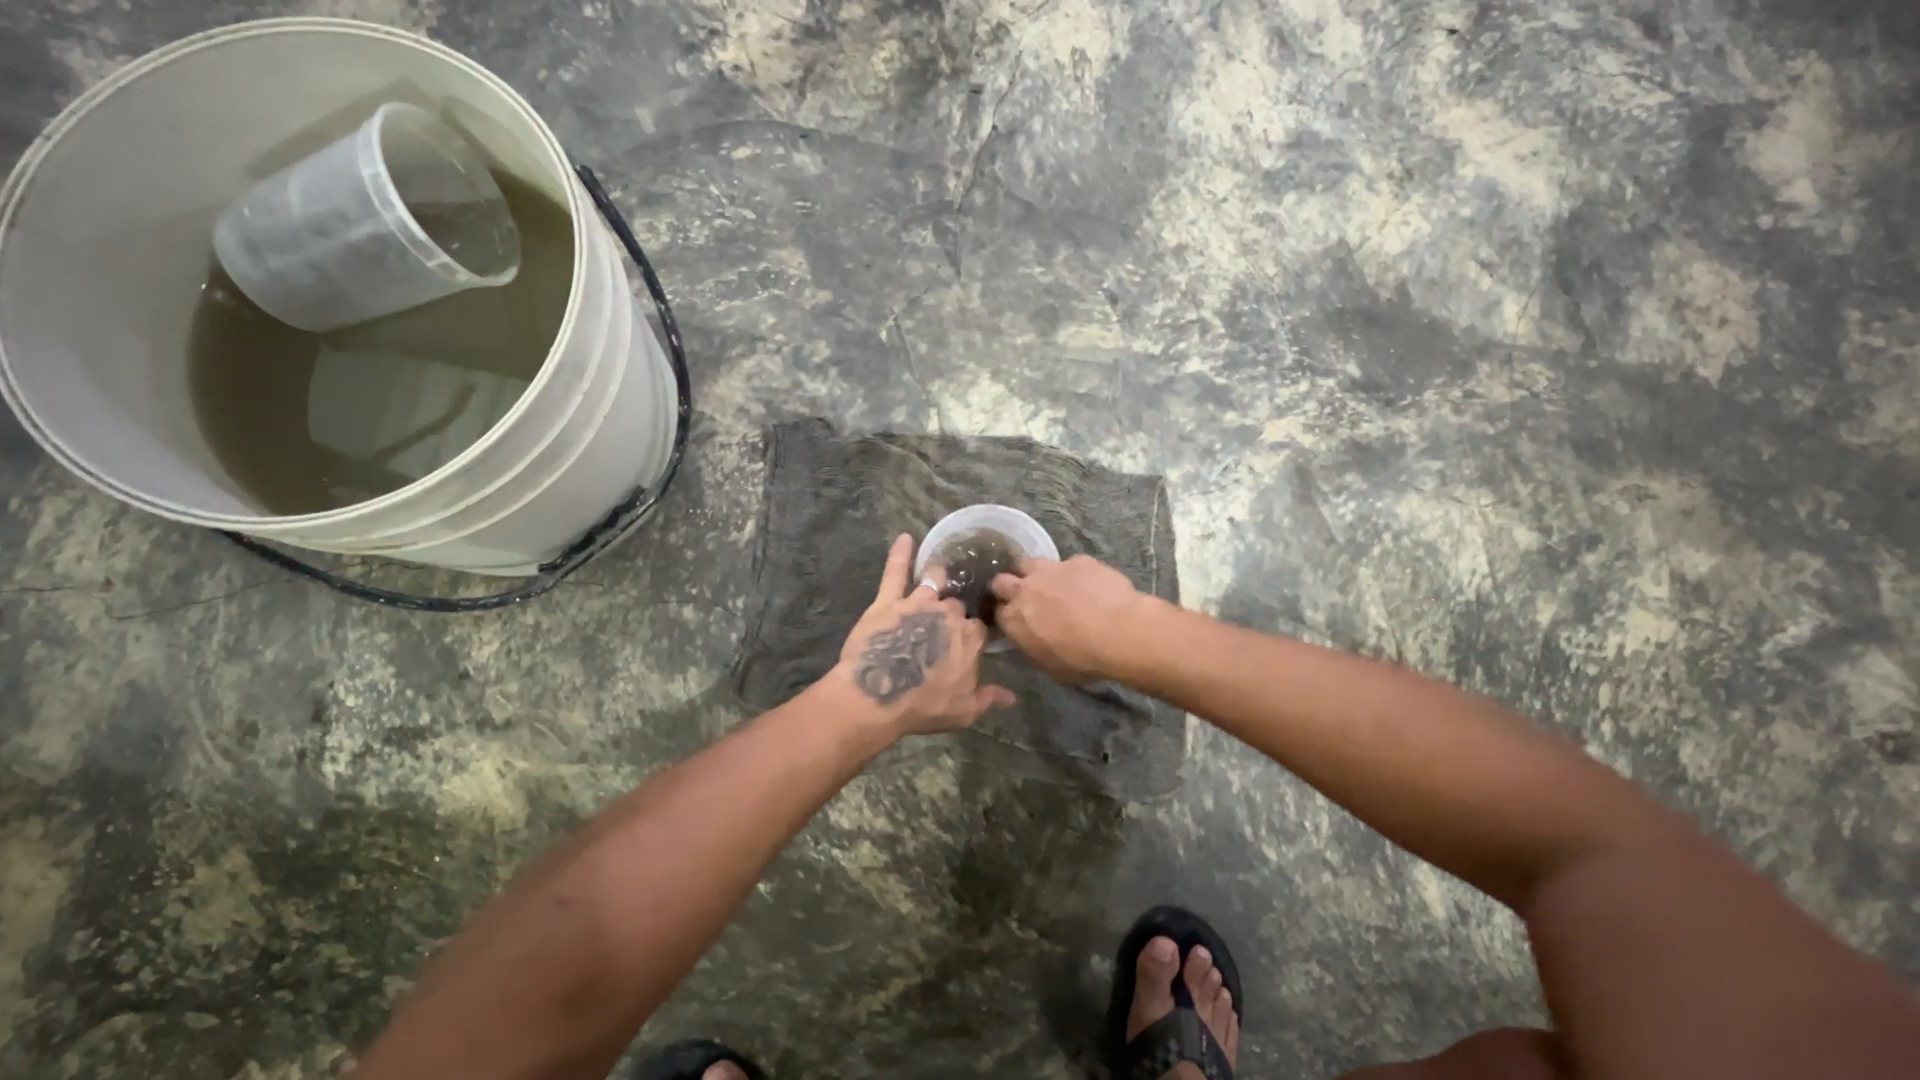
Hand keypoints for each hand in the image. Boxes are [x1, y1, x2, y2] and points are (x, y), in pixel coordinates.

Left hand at [833, 534, 1016, 734]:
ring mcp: (918, 603)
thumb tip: (1013, 696)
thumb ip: (989, 698)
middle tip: (943, 625)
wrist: (876, 698)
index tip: (966, 643)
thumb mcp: (964, 710)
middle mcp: (948, 614)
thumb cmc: (923, 707)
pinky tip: (905, 537)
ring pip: (933, 582)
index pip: (978, 628)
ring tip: (938, 576)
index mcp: (970, 638)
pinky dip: (900, 553)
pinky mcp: (888, 601)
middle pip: (955, 605)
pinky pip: (896, 572)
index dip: (971, 635)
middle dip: (952, 612)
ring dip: (937, 580)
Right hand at [990, 554, 1152, 681]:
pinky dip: (1074, 573)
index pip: (998, 612)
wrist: (1119, 631)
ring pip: (1030, 563)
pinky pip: (1069, 563)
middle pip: (1002, 580)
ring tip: (1053, 585)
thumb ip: (1034, 647)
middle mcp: (1025, 590)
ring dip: (1036, 573)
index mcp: (1014, 620)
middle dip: (1010, 587)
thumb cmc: (1082, 659)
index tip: (1017, 620)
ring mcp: (1051, 570)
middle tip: (1027, 597)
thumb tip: (1033, 641)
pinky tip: (1088, 584)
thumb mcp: (1050, 665)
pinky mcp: (1077, 560)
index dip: (1008, 615)